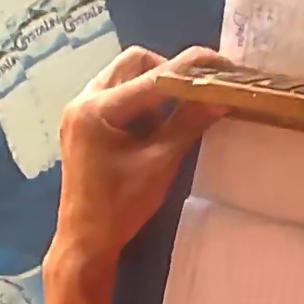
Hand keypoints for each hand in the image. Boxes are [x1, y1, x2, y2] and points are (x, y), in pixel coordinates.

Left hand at [51, 46, 228, 271]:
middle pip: (133, 62)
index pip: (153, 76)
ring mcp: (80, 110)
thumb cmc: (121, 206)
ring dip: (154, 88)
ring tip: (174, 117)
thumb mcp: (160, 162)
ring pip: (125, 76)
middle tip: (194, 95)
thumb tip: (221, 96)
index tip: (222, 66)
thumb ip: (189, 123)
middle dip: (169, 72)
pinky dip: (141, 102)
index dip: (191, 68)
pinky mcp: (84, 122)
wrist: (86, 241)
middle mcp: (83, 99)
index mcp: (97, 109)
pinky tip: (153, 128)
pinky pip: (118, 94)